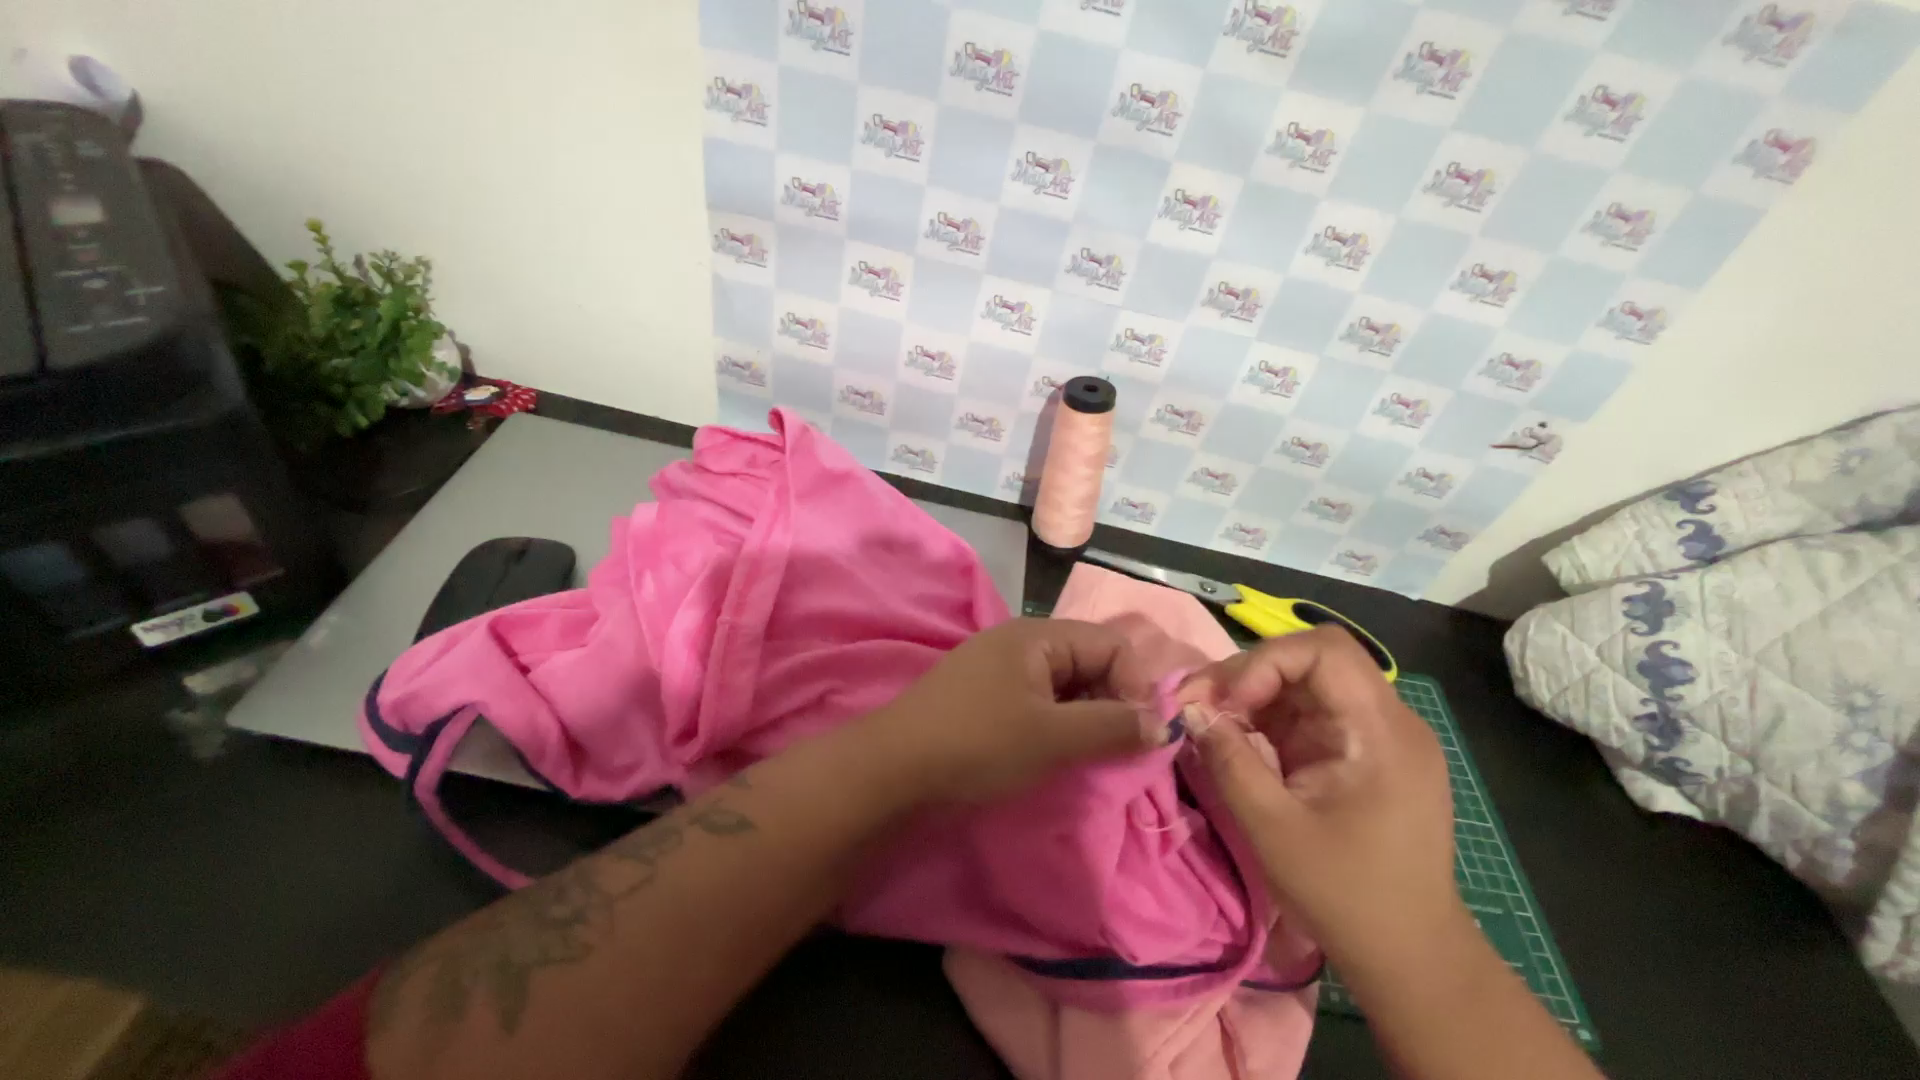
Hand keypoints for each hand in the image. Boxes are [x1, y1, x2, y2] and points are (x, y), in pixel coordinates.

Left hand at [864, 618, 1168, 804]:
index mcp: (1038, 636)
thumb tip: (1164, 724)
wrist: (891, 773)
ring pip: (1065, 688)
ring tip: (1089, 758)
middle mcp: (1020, 644)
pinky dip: (1057, 728)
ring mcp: (998, 673)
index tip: (1140, 734)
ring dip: (1086, 720)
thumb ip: (1112, 727)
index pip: (1113, 645)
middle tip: (1118, 750)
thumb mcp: (1052, 737)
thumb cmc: (978, 744)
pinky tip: (1056, 758)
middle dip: (1114, 703)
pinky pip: (1038, 705)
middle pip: (1090, 662)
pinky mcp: (984, 702)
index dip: (1137, 686)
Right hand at [1179, 625, 1460, 962]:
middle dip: (1250, 675)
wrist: (1409, 954)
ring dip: (1255, 696)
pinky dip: (1271, 720)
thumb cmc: (1344, 893)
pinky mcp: (1364, 756)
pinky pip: (1313, 717)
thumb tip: (1190, 710)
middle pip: (1314, 661)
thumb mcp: (1272, 827)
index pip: (1324, 651)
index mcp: (1381, 731)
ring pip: (1309, 686)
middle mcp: (1390, 721)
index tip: (1223, 702)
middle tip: (1198, 706)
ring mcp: (1380, 738)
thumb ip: (1229, 759)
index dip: (1264, 662)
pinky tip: (1239, 741)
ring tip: (1210, 722)